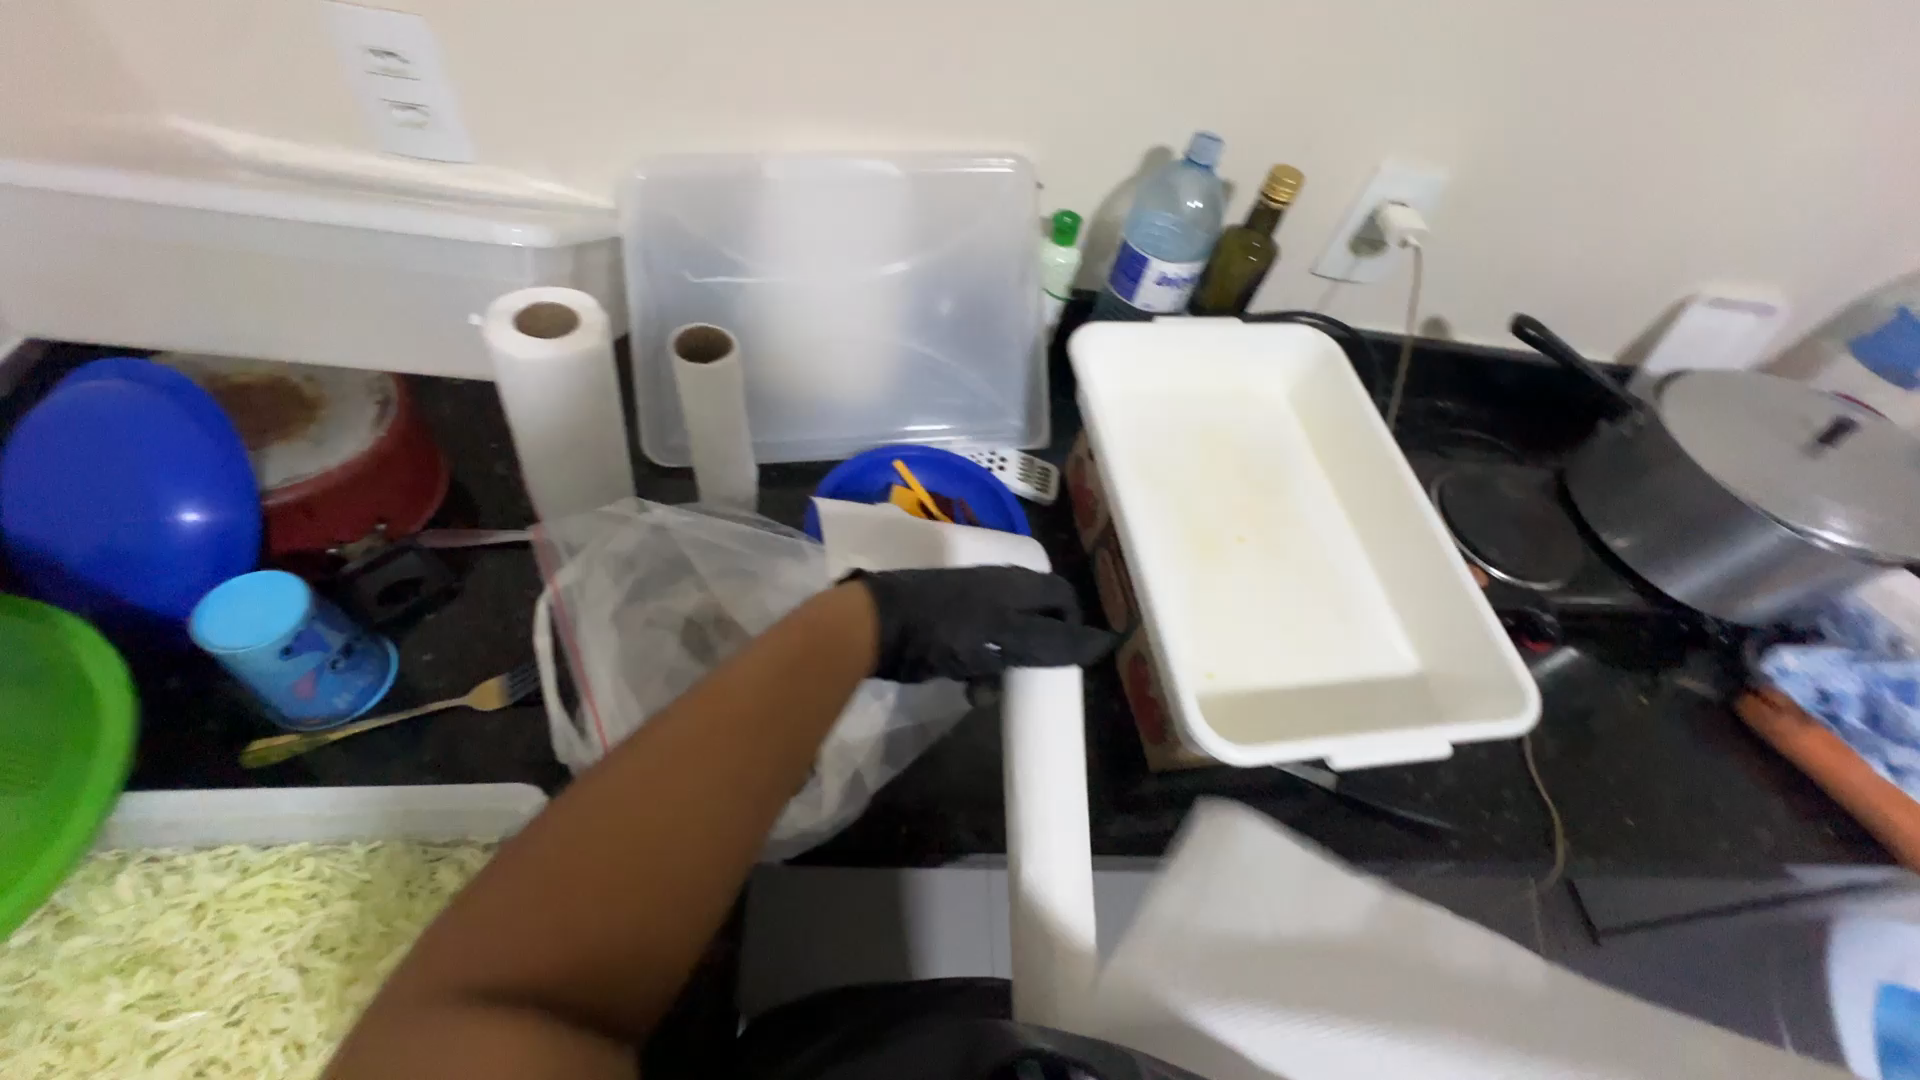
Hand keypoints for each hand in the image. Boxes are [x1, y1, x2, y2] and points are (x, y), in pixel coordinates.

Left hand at [845, 566, 1114, 682]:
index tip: (1069, 662)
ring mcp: (970, 606)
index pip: (1062, 598)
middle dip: (1036, 655)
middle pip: (1035, 621)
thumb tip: (1103, 642)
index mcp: (1017, 584)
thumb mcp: (1005, 637)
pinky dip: (979, 670)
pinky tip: (968, 691)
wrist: (877, 626)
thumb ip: (1052, 641)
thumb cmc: (946, 630)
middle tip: (1030, 682)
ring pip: (1006, 639)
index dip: (1073, 627)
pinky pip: (978, 648)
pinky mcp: (947, 626)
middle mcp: (998, 590)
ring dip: (1005, 668)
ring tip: (988, 693)